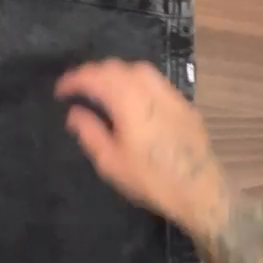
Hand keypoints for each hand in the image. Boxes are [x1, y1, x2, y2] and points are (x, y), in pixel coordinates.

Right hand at [56, 60, 229, 240]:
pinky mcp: (184, 105)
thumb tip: (75, 112)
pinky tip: (132, 97)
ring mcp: (170, 96)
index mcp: (128, 102)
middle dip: (93, 73)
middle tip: (78, 88)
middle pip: (116, 67)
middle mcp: (149, 91)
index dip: (73, 80)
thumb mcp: (110, 162)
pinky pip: (155, 80)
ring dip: (115, 73)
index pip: (94, 78)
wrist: (203, 194)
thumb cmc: (151, 180)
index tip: (60, 91)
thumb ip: (89, 132)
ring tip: (103, 88)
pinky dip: (136, 80)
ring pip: (138, 69)